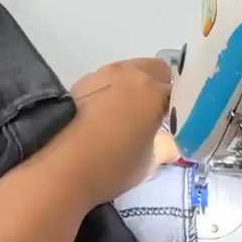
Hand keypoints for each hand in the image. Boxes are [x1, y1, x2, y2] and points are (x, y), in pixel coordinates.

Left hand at [33, 58, 171, 210]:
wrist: (59, 170)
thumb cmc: (111, 167)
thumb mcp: (147, 162)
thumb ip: (165, 148)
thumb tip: (173, 145)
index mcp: (152, 91)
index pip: (180, 92)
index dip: (182, 109)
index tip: (179, 125)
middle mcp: (128, 74)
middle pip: (155, 70)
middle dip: (161, 88)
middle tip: (158, 117)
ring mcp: (100, 76)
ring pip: (129, 72)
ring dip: (135, 88)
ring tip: (130, 117)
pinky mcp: (79, 85)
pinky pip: (106, 82)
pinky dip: (113, 93)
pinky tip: (106, 118)